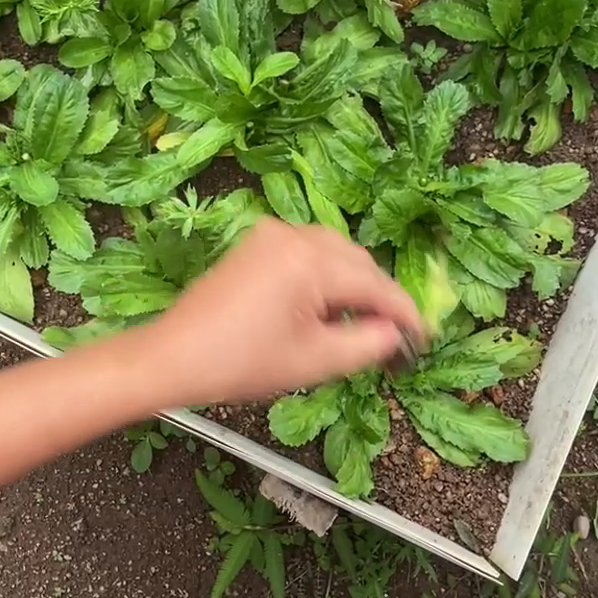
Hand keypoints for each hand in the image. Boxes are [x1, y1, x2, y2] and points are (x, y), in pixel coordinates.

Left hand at [129, 219, 423, 405]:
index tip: (424, 338)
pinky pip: (306, 251)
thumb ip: (367, 343)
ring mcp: (270, 234)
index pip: (375, 284)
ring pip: (333, 252)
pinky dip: (324, 274)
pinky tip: (323, 307)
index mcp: (309, 261)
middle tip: (391, 338)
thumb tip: (396, 332)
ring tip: (357, 326)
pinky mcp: (255, 243)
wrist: (173, 355)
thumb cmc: (241, 363)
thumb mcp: (314, 362)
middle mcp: (293, 235)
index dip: (404, 313)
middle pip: (357, 261)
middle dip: (378, 297)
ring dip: (352, 283)